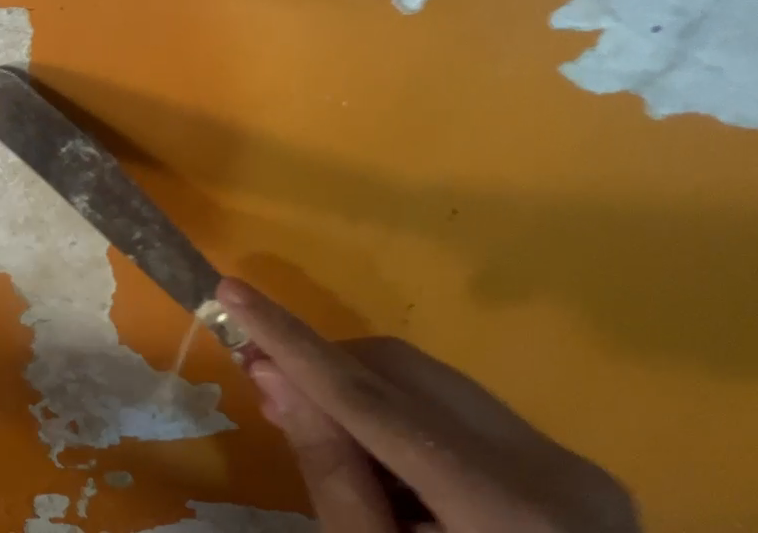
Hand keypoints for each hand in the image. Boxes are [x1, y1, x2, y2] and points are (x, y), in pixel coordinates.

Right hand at [218, 279, 639, 532]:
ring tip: (321, 436)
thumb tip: (270, 371)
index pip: (374, 402)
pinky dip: (399, 416)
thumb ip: (328, 470)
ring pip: (425, 380)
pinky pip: (455, 408)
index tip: (229, 291)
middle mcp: (554, 471)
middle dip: (323, 368)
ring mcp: (571, 467)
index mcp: (509, 512)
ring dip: (357, 392)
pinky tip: (383, 466)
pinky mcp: (568, 469)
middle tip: (262, 384)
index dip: (293, 343)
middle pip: (401, 373)